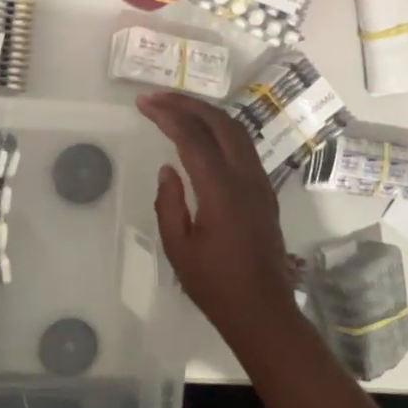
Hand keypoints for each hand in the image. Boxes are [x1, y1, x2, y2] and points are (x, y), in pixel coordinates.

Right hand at [136, 91, 299, 336]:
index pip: (193, 138)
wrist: (261, 309)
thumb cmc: (214, 284)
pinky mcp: (264, 192)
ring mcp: (260, 184)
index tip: (143, 103)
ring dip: (206, 114)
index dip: (167, 116)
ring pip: (237, 132)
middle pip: (221, 124)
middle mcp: (246, 179)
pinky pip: (244, 148)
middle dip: (188, 104)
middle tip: (157, 97)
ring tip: (177, 107)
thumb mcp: (178, 247)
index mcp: (222, 191)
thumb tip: (168, 169)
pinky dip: (220, 130)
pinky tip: (202, 135)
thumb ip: (169, 203)